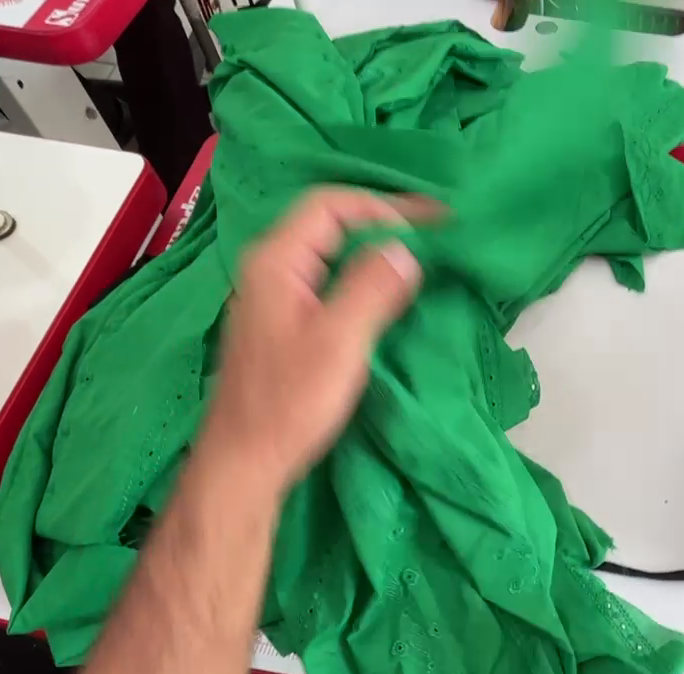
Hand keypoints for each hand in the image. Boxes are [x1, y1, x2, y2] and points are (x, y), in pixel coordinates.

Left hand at [205, 187, 430, 483]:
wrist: (248, 459)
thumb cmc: (291, 402)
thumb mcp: (339, 341)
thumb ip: (372, 289)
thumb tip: (406, 251)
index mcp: (277, 262)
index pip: (333, 205)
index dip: (386, 206)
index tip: (435, 222)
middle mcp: (270, 270)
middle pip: (329, 225)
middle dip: (383, 224)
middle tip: (434, 239)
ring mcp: (274, 299)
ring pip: (329, 256)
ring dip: (373, 254)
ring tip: (419, 264)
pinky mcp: (283, 326)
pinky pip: (327, 284)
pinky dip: (361, 282)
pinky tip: (387, 300)